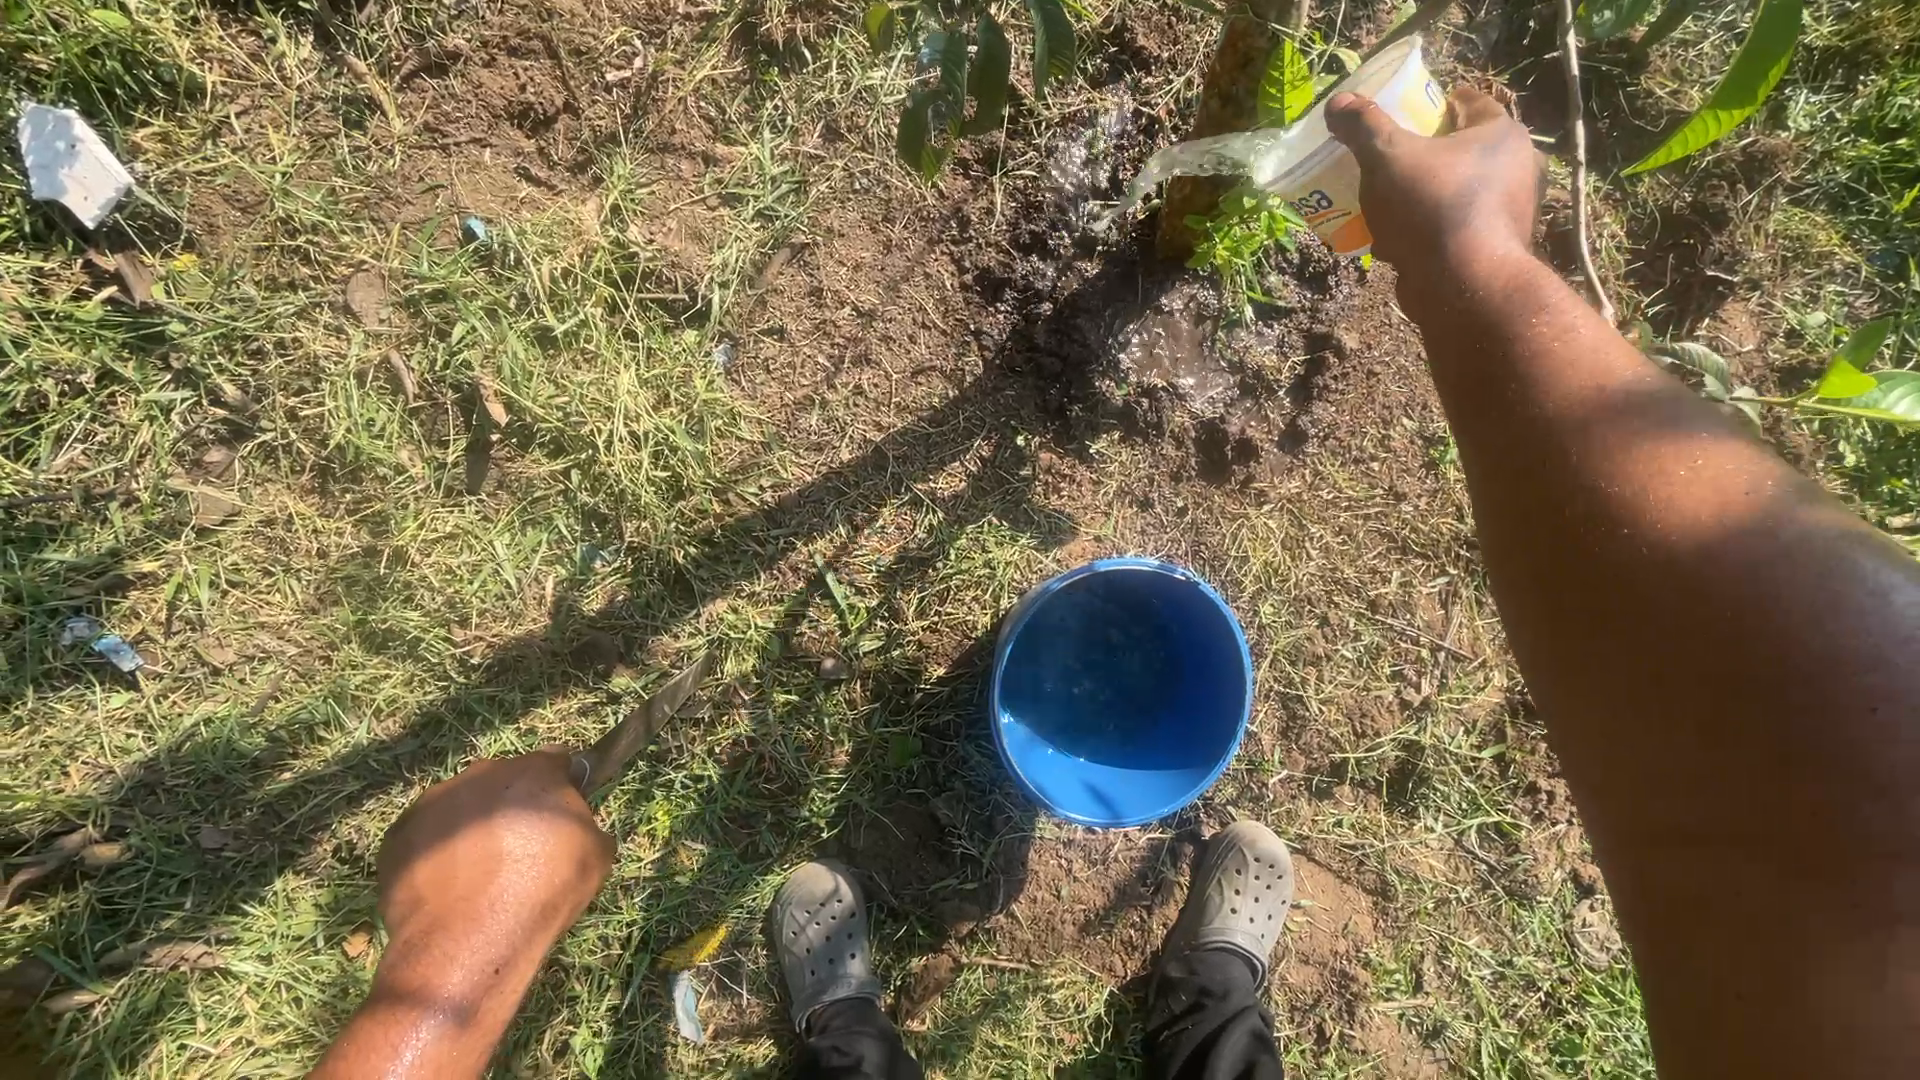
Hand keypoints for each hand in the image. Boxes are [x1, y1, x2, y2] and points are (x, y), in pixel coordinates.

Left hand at [376, 749, 612, 971]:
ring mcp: (434, 802)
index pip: (556, 761)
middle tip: (523, 844)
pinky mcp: (398, 835)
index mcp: (536, 770)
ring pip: (463, 805)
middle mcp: (483, 773)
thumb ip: (584, 823)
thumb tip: (571, 827)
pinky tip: (449, 885)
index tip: (562, 812)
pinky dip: (440, 851)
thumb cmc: (544, 888)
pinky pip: (428, 834)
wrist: (468, 939)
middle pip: (505, 780)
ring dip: (474, 824)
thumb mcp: (596, 852)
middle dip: (514, 803)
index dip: (562, 784)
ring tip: (480, 871)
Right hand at [1326, 86, 1544, 279]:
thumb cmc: (1430, 208)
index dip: (1439, 102)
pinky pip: (1451, 229)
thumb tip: (1338, 102)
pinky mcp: (1492, 247)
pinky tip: (1394, 244)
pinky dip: (1425, 232)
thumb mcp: (1387, 159)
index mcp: (1499, 134)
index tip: (1413, 111)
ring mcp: (1507, 209)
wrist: (1461, 282)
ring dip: (1422, 198)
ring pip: (1455, 193)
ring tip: (1386, 207)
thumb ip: (1364, 128)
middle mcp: (1514, 166)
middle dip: (1427, 155)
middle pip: (1462, 150)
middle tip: (1391, 161)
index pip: (1471, 103)